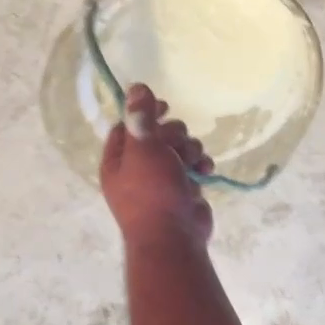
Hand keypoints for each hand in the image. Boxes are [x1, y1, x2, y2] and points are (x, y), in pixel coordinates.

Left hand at [100, 83, 216, 247]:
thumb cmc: (153, 193)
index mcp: (118, 161)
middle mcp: (135, 169)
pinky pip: (192, 165)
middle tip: (179, 145)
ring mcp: (159, 180)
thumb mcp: (145, 151)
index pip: (127, 126)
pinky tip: (206, 172)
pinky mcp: (181, 188)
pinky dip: (200, 165)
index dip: (145, 113)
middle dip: (176, 135)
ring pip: (179, 148)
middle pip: (158, 134)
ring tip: (194, 162)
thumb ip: (142, 119)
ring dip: (191, 149)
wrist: (174, 237)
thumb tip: (136, 87)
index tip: (165, 106)